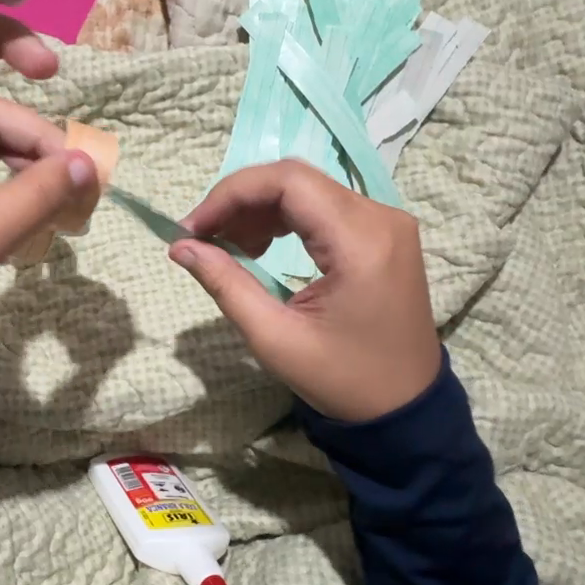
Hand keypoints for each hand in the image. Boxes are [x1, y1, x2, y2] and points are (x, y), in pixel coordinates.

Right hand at [170, 160, 440, 421]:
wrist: (405, 405)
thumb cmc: (342, 378)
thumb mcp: (274, 338)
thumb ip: (226, 285)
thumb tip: (180, 247)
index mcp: (360, 243)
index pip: (288, 182)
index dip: (232, 194)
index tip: (192, 228)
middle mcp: (380, 217)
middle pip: (296, 179)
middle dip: (239, 200)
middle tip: (201, 236)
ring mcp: (385, 222)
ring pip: (307, 188)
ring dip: (258, 208)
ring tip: (226, 245)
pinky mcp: (382, 232)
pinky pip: (323, 206)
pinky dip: (282, 217)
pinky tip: (258, 245)